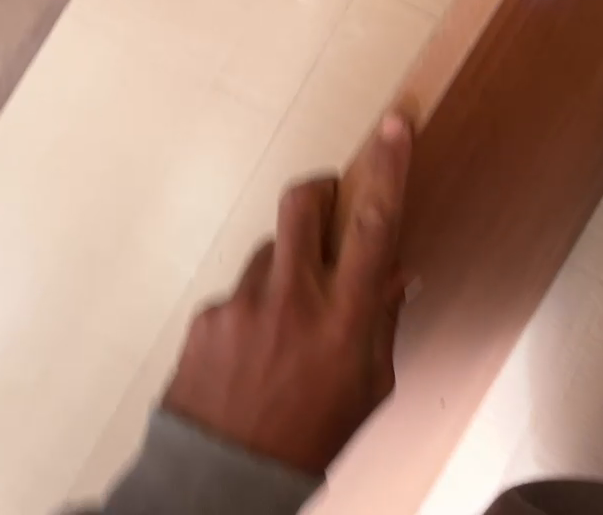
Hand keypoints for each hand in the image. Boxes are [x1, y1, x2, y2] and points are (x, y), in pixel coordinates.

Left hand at [163, 112, 412, 474]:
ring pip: (272, 248)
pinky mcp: (207, 318)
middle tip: (329, 209)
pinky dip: (255, 304)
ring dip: (287, 266)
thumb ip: (381, 321)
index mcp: (344, 317)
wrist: (218, 489)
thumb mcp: (369, 384)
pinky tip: (252, 349)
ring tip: (284, 319)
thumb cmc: (311, 434)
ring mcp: (244, 305)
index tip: (394, 125)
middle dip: (321, 190)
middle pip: (303, 203)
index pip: (373, 225)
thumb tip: (396, 274)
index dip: (388, 168)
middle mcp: (294, 300)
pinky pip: (241, 289)